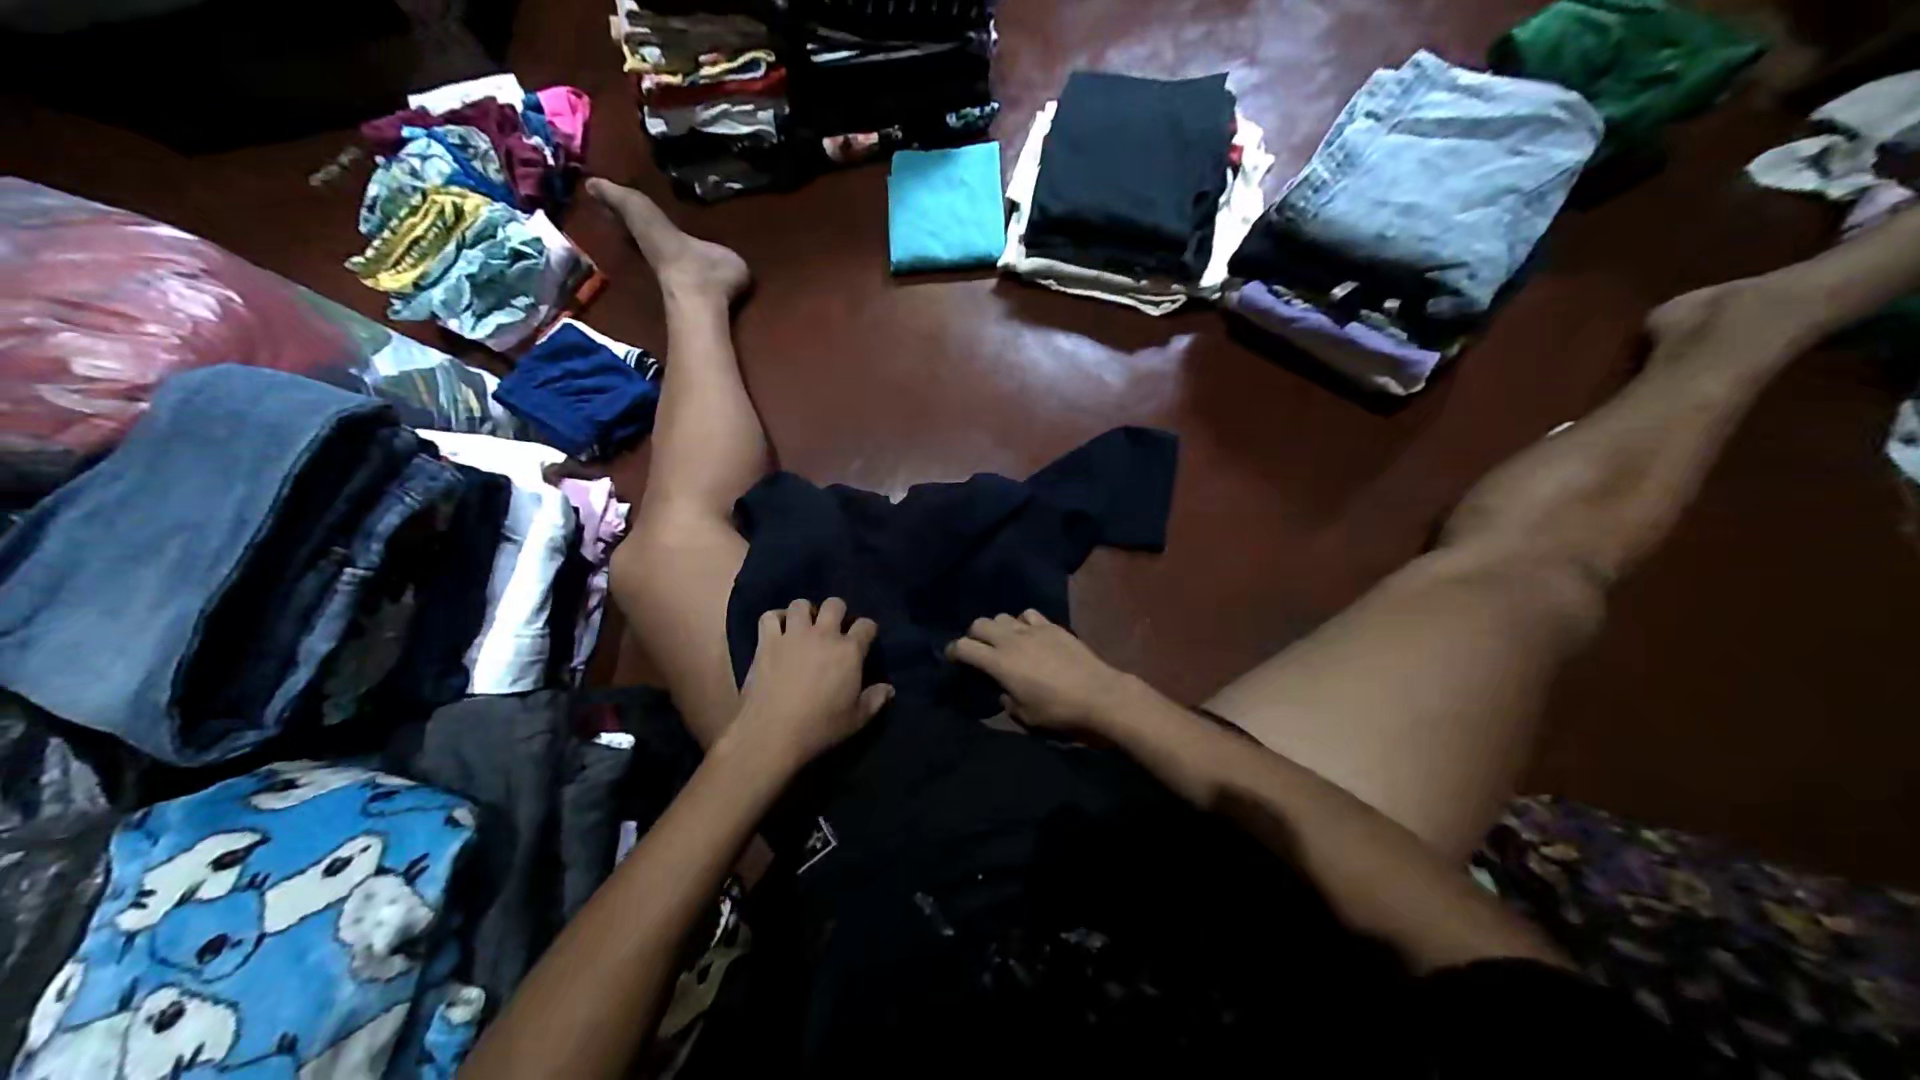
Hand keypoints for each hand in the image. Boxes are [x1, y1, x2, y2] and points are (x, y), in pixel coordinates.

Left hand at [729, 597, 893, 766]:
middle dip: (838, 612)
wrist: (773, 733)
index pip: (866, 625)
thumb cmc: (819, 727)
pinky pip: (770, 617)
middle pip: (835, 604)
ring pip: (800, 604)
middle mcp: (823, 635)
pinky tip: (778, 630)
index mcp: (849, 651)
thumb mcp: (856, 719)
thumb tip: (889, 689)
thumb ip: (875, 700)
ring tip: (804, 626)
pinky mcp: (767, 642)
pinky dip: (775, 619)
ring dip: (805, 612)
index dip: (867, 630)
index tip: (864, 639)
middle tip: (833, 629)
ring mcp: (793, 635)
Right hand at [945, 610, 1133, 734]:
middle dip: (973, 635)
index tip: (952, 658)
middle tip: (978, 649)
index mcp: (999, 662)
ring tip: (1003, 640)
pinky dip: (1022, 622)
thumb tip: (1004, 690)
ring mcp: (1033, 629)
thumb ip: (1006, 699)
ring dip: (997, 627)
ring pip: (1003, 616)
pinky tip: (1029, 633)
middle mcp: (1011, 639)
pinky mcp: (1052, 626)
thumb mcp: (1024, 715)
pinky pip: (1028, 615)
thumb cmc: (1058, 710)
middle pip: (980, 624)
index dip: (952, 651)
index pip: (964, 647)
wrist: (1098, 694)